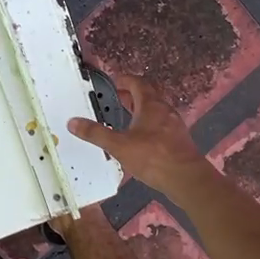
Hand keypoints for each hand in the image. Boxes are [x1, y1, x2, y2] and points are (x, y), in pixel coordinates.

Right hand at [66, 75, 210, 194]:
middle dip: (132, 94)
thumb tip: (74, 122)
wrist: (186, 178)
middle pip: (148, 94)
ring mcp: (174, 125)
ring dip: (141, 109)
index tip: (113, 82)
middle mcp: (165, 110)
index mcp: (151, 105)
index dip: (124, 80)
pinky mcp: (178, 139)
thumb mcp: (118, 145)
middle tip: (117, 98)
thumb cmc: (153, 157)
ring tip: (126, 117)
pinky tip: (141, 138)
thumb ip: (96, 133)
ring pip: (156, 110)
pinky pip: (162, 124)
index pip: (137, 83)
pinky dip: (149, 124)